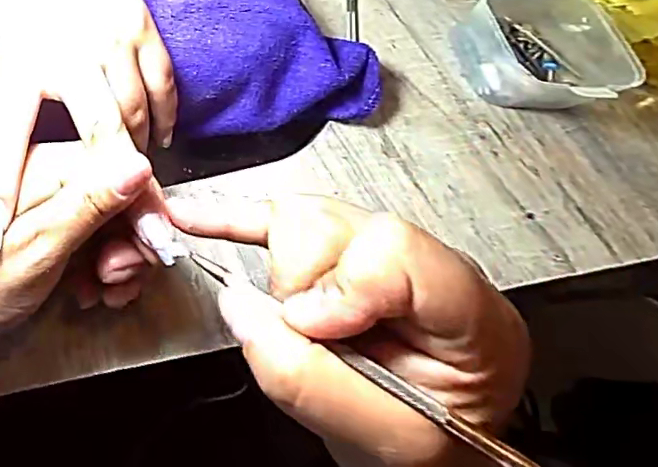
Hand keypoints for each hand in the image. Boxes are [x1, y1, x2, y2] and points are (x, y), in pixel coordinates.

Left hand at [0, 0, 177, 251]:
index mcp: (24, 60)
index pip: (9, 136)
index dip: (0, 192)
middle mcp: (72, 58)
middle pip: (100, 138)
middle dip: (105, 187)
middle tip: (108, 222)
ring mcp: (114, 46)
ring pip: (136, 120)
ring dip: (134, 157)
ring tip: (127, 185)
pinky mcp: (145, 36)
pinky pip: (164, 92)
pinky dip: (165, 122)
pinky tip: (156, 140)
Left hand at [0, 142, 155, 356]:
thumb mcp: (40, 245)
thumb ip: (90, 204)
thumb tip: (138, 164)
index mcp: (47, 164)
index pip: (123, 169)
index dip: (148, 213)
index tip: (155, 254)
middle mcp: (50, 173)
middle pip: (122, 198)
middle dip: (131, 244)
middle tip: (113, 279)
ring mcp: (48, 200)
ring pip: (112, 224)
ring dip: (118, 262)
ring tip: (97, 290)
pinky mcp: (48, 225)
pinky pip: (94, 240)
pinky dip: (101, 269)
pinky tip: (87, 290)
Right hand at [171, 196, 529, 466]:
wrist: (414, 451)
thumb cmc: (419, 449)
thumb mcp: (381, 434)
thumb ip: (307, 375)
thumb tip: (239, 303)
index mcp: (467, 313)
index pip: (394, 250)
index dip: (343, 284)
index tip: (313, 326)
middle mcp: (420, 263)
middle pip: (331, 225)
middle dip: (298, 281)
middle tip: (305, 332)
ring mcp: (368, 245)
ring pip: (295, 214)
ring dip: (275, 267)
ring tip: (290, 314)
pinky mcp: (321, 242)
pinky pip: (265, 215)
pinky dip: (224, 219)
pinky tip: (191, 217)